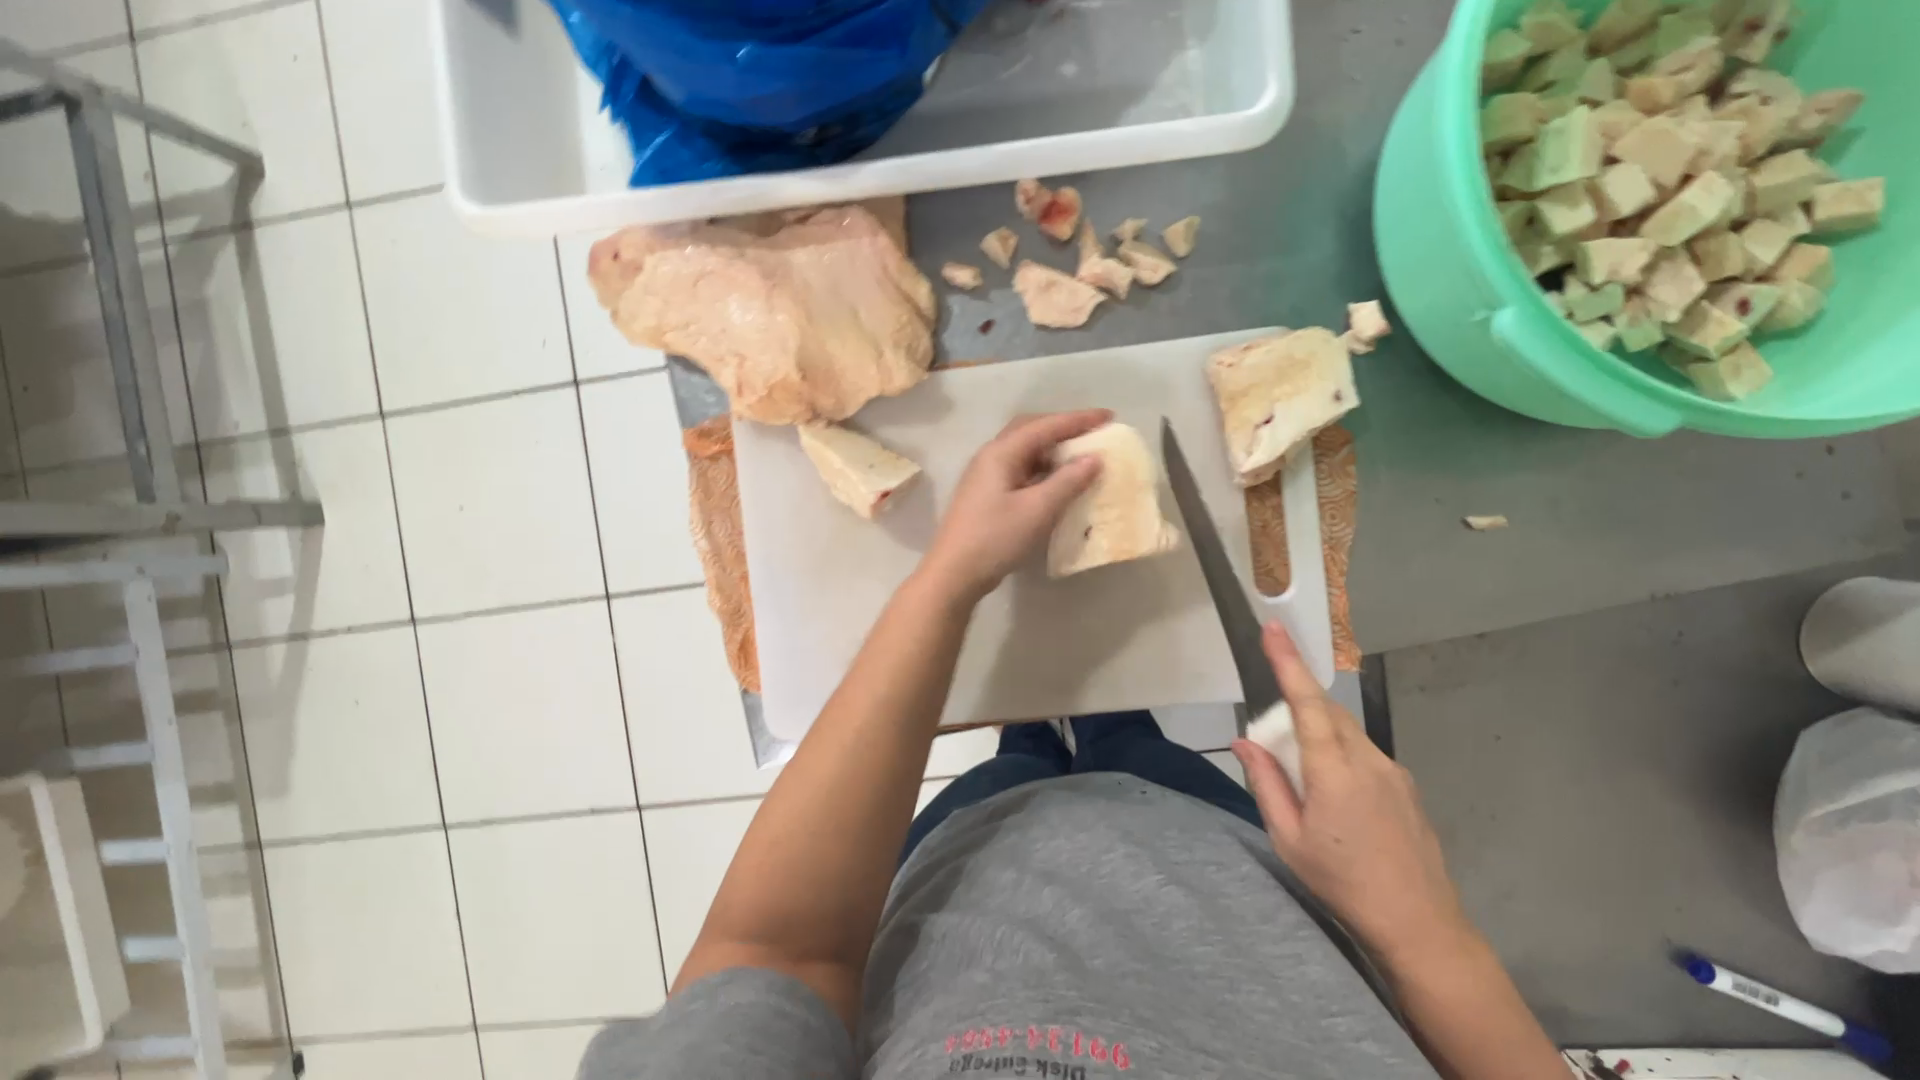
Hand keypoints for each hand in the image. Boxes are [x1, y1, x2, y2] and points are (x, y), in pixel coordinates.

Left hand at [919, 410, 1110, 601]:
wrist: (954, 573)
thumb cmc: (995, 538)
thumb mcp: (1038, 510)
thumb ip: (1068, 481)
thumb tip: (1094, 458)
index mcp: (1001, 452)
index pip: (1046, 426)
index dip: (1079, 419)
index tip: (1109, 417)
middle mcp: (991, 456)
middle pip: (1031, 430)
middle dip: (1063, 427)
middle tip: (1093, 433)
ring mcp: (986, 475)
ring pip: (1025, 450)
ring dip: (1053, 448)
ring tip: (1081, 455)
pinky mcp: (987, 494)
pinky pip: (1020, 469)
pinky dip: (1043, 468)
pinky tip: (1058, 482)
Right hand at [1231, 623, 1476, 965]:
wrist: (1419, 922)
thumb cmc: (1342, 881)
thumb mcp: (1289, 839)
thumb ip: (1265, 783)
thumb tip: (1244, 742)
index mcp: (1333, 770)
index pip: (1307, 702)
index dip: (1288, 662)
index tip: (1273, 628)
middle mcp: (1368, 759)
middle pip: (1328, 711)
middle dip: (1299, 705)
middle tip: (1275, 739)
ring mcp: (1393, 771)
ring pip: (1348, 731)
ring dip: (1321, 734)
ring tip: (1306, 779)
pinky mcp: (1407, 786)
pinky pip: (1365, 753)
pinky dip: (1341, 754)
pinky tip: (1338, 799)